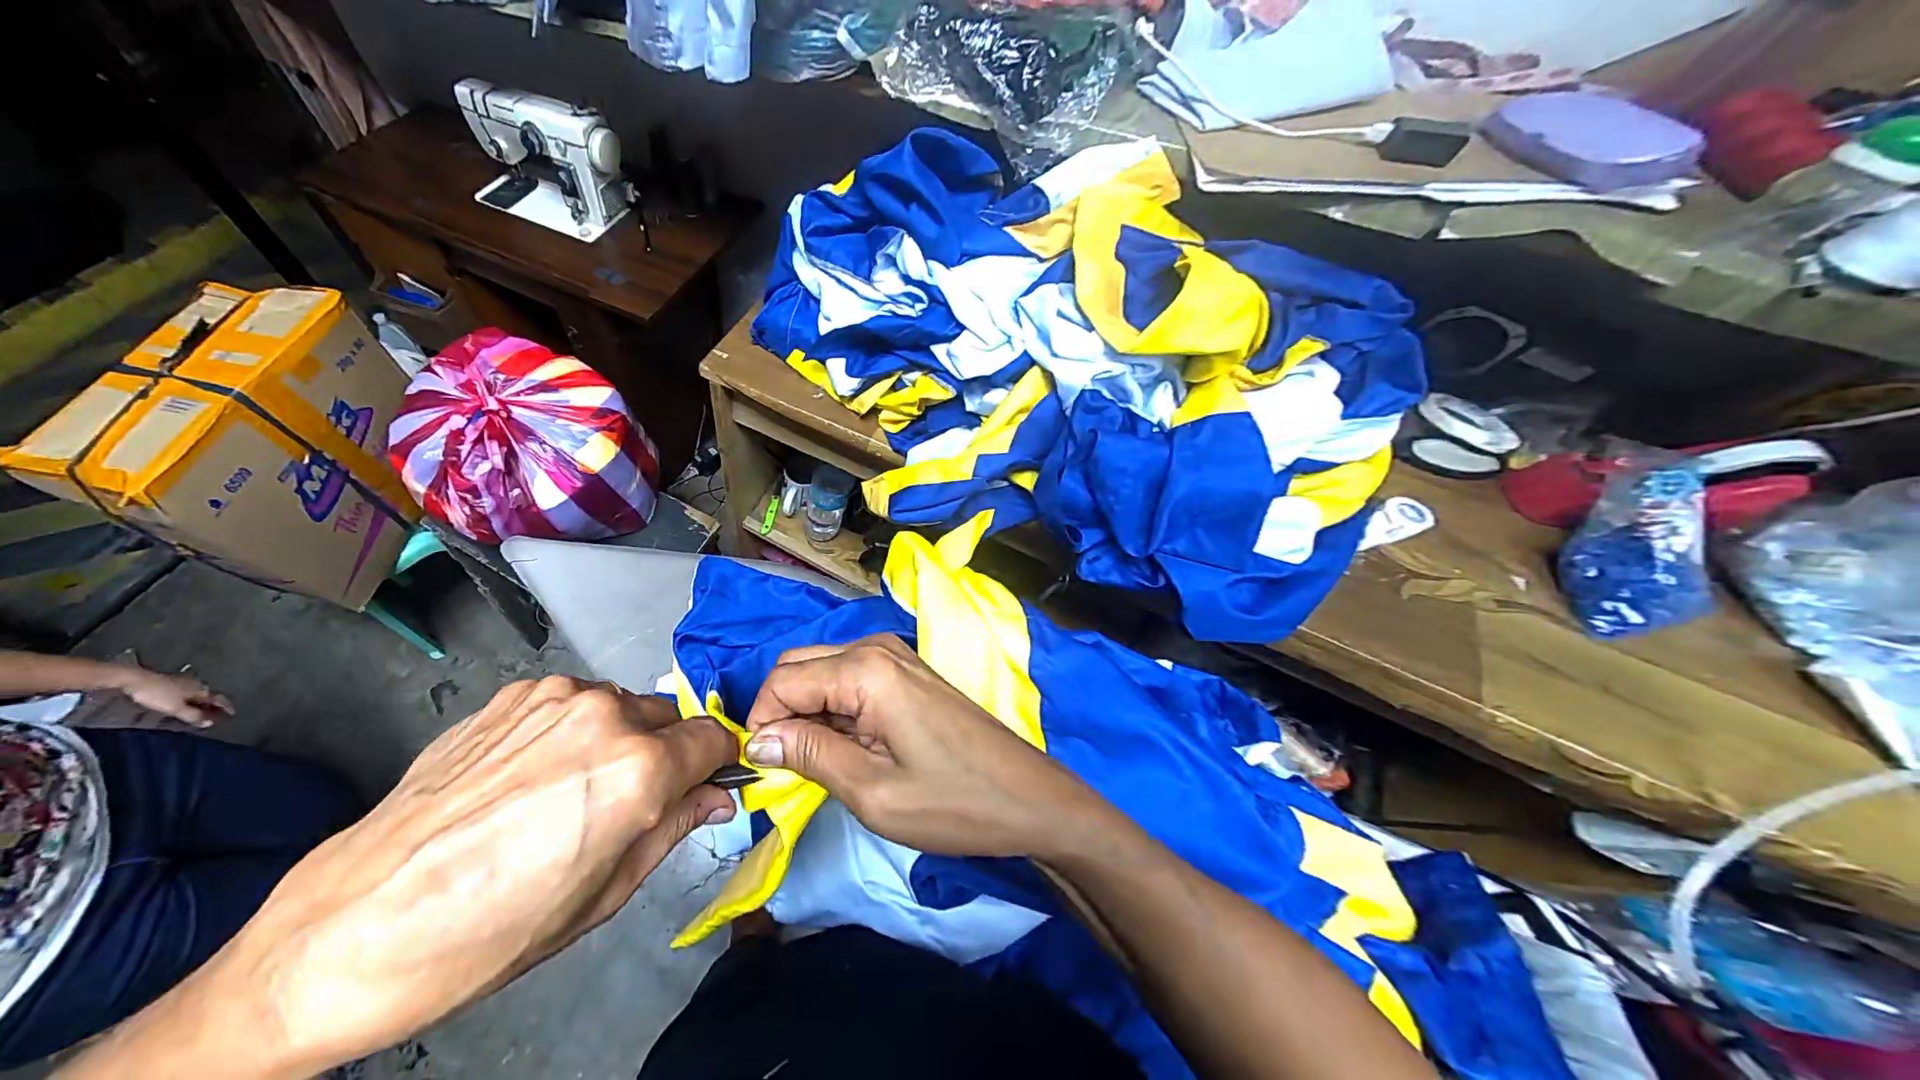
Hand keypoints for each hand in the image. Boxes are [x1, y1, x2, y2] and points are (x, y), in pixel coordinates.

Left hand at [63, 676, 737, 1078]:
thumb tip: (717, 796)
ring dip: (618, 739)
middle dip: (667, 754)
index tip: (704, 788)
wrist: (348, 928)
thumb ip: (675, 828)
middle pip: (671, 718)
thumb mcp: (604, 895)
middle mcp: (604, 716)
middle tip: (630, 804)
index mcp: (638, 769)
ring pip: (620, 708)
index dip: (716, 765)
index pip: (716, 738)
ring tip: (569, 792)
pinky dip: (571, 730)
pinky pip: (571, 703)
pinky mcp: (509, 696)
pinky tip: (529, 776)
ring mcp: (552, 698)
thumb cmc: (489, 933)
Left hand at [117, 667, 232, 726]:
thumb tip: (210, 723)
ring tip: (202, 709)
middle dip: (214, 704)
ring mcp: (185, 682)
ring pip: (198, 693)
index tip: (233, 713)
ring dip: (202, 701)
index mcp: (202, 690)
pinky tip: (185, 701)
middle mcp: (198, 684)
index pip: (219, 699)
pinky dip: (191, 698)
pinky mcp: (172, 682)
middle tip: (216, 713)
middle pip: (210, 696)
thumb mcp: (176, 708)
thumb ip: (193, 715)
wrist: (134, 679)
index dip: (227, 707)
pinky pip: (188, 692)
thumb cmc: (158, 695)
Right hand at [743, 634, 1110, 857]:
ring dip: (809, 714)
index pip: (780, 681)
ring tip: (825, 765)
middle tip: (793, 769)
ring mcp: (897, 658)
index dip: (762, 725)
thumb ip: (809, 754)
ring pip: (822, 673)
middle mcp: (877, 648)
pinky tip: (852, 750)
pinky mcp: (908, 674)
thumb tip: (757, 738)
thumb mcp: (871, 790)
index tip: (766, 770)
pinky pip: (851, 681)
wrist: (1029, 799)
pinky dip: (836, 711)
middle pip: (798, 668)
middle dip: (782, 715)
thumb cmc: (954, 802)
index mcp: (865, 669)